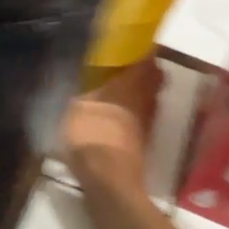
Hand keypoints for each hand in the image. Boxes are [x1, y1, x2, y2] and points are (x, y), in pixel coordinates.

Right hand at [65, 60, 163, 192]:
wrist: (109, 179)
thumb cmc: (92, 135)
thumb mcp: (75, 110)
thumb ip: (81, 94)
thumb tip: (82, 88)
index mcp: (132, 84)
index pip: (147, 59)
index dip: (142, 52)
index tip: (130, 48)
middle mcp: (146, 100)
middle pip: (153, 80)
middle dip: (142, 75)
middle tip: (123, 72)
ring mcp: (147, 123)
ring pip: (148, 101)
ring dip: (135, 97)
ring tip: (112, 97)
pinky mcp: (142, 144)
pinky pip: (138, 121)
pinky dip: (128, 118)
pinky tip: (109, 122)